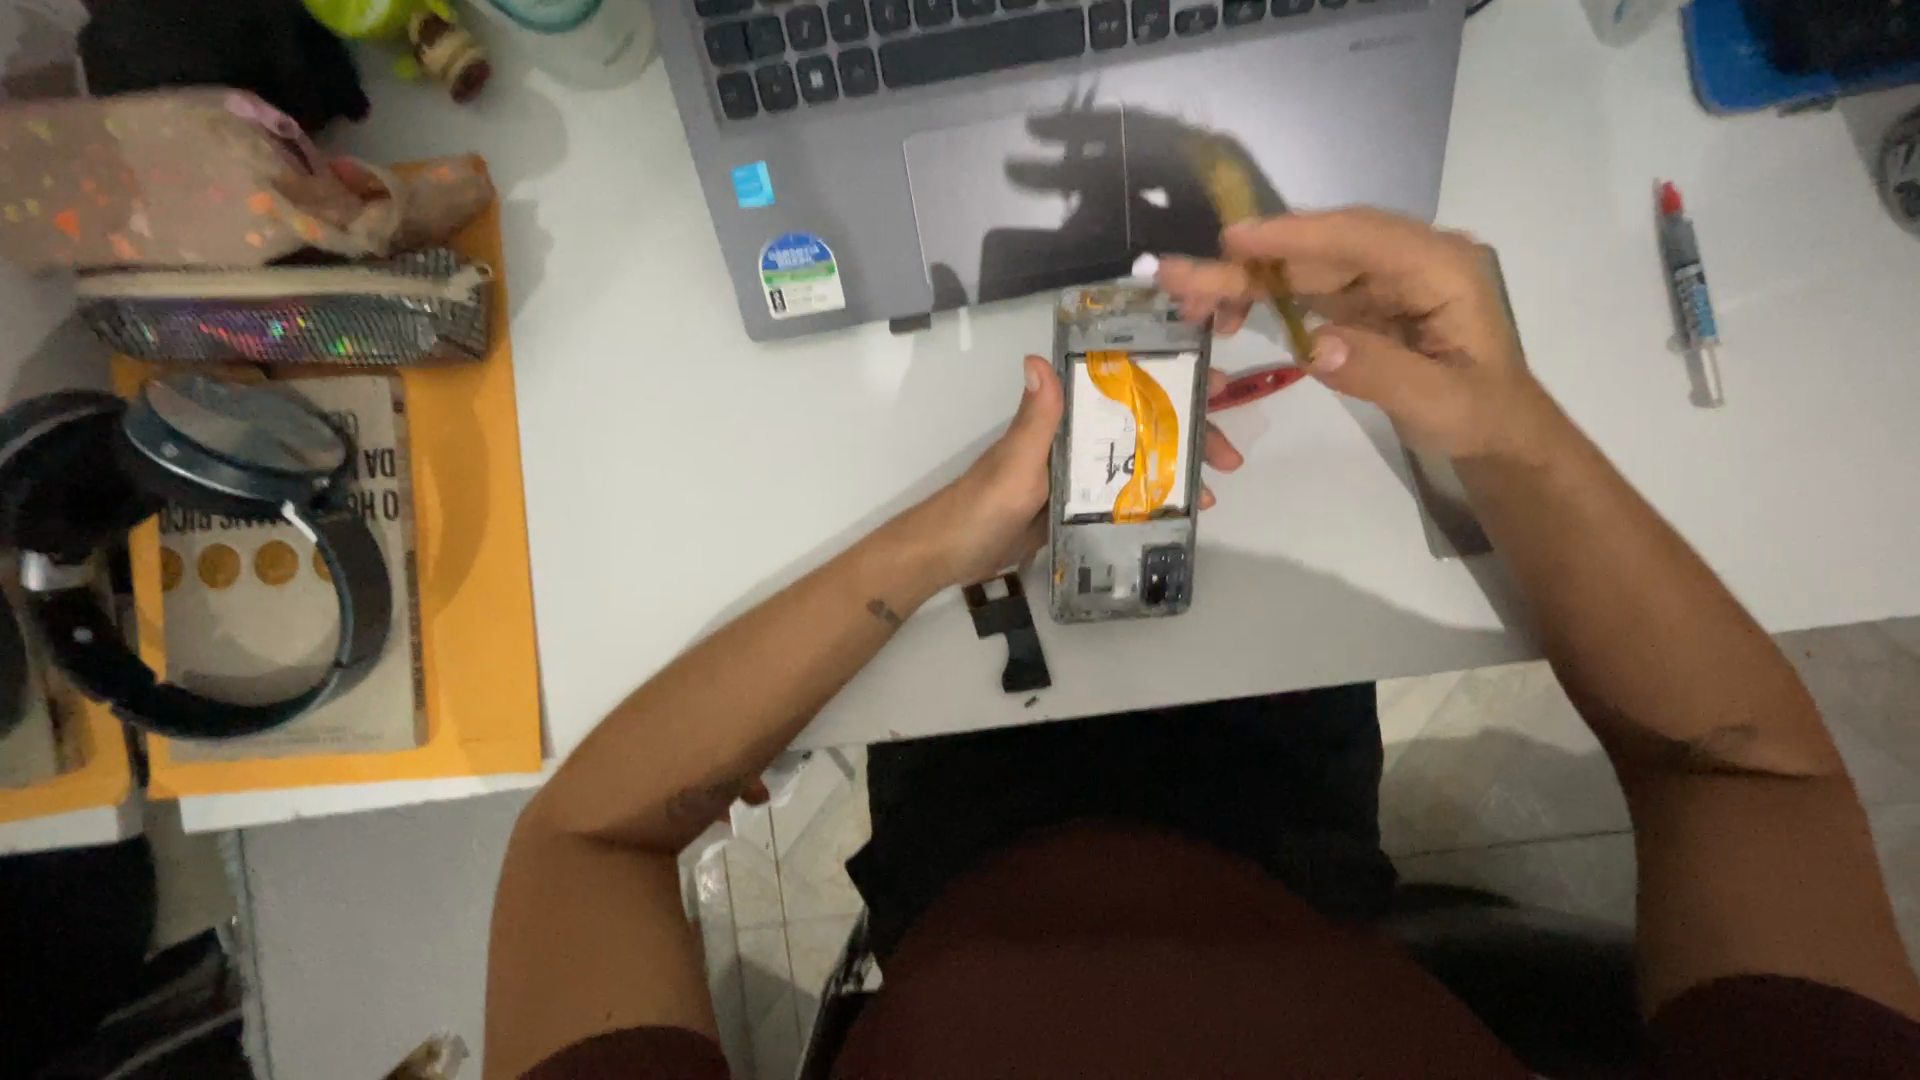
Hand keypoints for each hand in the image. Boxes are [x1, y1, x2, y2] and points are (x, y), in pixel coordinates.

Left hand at [915, 355, 1244, 588]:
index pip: (1122, 389)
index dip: (1168, 382)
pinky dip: (1153, 503)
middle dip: (1190, 435)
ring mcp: (1076, 476)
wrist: (951, 554)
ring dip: (1178, 473)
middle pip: (1142, 427)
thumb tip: (1039, 360)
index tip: (1214, 386)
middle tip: (1230, 458)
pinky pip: (1123, 498)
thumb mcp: (1013, 464)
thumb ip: (1034, 421)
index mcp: (1061, 421)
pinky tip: (1179, 515)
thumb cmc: (980, 505)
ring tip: (1211, 497)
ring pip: (1138, 463)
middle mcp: (1074, 440)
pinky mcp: (1074, 508)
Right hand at [1156, 208, 1559, 460]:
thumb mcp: (1439, 404)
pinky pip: (1305, 289)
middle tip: (1180, 276)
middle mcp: (1409, 259)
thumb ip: (1381, 371)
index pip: (1360, 238)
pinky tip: (1231, 315)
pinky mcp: (1362, 300)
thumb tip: (1314, 347)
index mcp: (1441, 268)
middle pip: (1319, 250)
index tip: (1234, 239)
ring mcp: (1383, 278)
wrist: (1493, 428)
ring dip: (1247, 280)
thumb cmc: (1478, 414)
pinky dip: (1264, 298)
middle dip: (1249, 262)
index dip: (1295, 236)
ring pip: (1304, 267)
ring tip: (1191, 300)